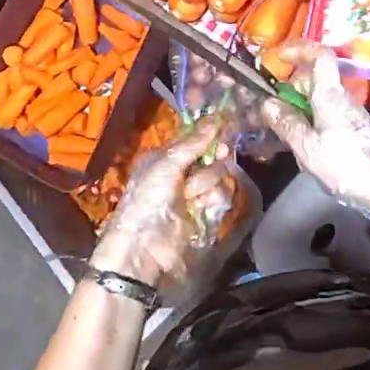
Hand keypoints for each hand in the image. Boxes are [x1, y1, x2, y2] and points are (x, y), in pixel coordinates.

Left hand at [89, 120, 228, 286]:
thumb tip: (214, 121)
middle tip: (222, 152)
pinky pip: (219, 195)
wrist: (145, 247)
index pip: (192, 139)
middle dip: (213, 156)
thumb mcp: (165, 165)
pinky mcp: (204, 213)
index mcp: (164, 157)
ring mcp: (192, 193)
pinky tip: (202, 205)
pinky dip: (213, 198)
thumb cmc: (149, 199)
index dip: (207, 134)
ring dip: (207, 182)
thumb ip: (191, 144)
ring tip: (192, 195)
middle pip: (209, 156)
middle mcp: (179, 172)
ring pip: (216, 175)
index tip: (223, 126)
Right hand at [259, 42, 369, 223]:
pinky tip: (303, 141)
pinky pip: (325, 111)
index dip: (299, 49)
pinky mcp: (352, 126)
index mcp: (330, 94)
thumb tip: (268, 103)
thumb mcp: (308, 147)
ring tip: (285, 130)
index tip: (279, 56)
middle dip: (291, 86)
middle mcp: (341, 96)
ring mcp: (348, 111)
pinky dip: (309, 118)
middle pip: (315, 77)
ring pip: (318, 95)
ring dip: (299, 105)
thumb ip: (287, 123)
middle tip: (274, 108)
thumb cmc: (345, 165)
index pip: (320, 56)